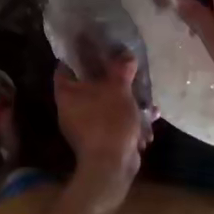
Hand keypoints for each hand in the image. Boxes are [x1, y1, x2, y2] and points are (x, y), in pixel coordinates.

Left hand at [53, 51, 147, 192]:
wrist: (112, 165)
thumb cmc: (109, 121)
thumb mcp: (119, 89)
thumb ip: (121, 69)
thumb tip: (126, 54)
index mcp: (67, 94)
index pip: (64, 67)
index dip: (78, 56)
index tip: (95, 48)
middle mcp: (70, 110)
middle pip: (87, 86)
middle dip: (108, 79)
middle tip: (124, 69)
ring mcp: (83, 127)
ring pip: (103, 104)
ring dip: (123, 100)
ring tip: (143, 95)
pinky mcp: (98, 140)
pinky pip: (112, 121)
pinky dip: (128, 118)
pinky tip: (149, 116)